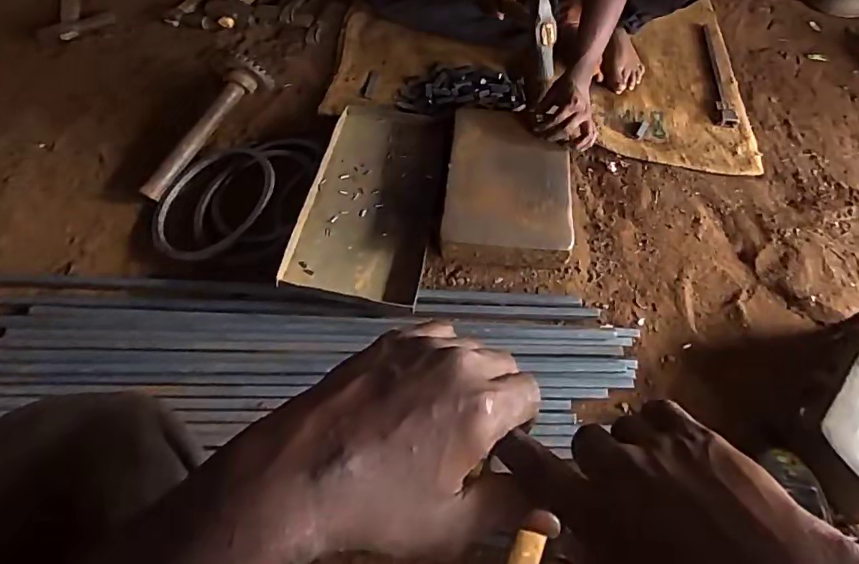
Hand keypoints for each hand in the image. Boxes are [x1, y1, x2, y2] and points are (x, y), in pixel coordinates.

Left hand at [158, 322, 539, 562]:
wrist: (307, 469)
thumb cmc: (382, 505)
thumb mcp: (451, 524)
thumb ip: (509, 507)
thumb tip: (551, 510)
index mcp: (481, 407)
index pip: (531, 391)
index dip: (524, 420)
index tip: (503, 445)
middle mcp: (458, 364)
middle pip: (504, 363)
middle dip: (501, 393)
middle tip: (474, 430)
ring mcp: (422, 344)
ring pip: (470, 345)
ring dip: (470, 371)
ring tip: (444, 406)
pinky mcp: (392, 337)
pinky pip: (435, 333)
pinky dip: (439, 352)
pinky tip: (417, 382)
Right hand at [496, 400, 858, 563]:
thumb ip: (590, 558)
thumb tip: (564, 544)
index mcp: (596, 511)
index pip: (535, 467)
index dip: (516, 451)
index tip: (506, 439)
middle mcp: (618, 469)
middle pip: (584, 441)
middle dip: (594, 462)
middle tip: (616, 490)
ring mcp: (657, 444)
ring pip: (622, 426)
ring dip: (629, 447)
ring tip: (653, 474)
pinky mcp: (695, 432)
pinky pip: (657, 411)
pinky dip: (657, 427)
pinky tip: (673, 450)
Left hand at [534, 71, 599, 149]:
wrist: (580, 78)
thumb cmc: (564, 84)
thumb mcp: (552, 92)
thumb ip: (543, 104)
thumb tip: (533, 115)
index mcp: (571, 104)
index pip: (556, 120)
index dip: (544, 126)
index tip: (535, 129)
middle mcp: (581, 112)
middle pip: (567, 129)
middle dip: (553, 136)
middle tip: (543, 137)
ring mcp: (588, 116)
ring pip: (584, 135)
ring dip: (574, 144)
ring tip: (562, 146)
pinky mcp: (591, 119)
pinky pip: (592, 134)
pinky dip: (587, 143)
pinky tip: (579, 148)